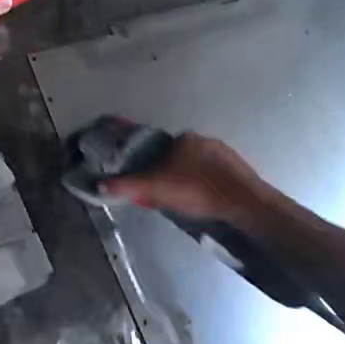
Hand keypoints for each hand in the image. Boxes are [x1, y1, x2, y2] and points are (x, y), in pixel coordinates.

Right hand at [99, 133, 277, 226]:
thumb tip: (99, 184)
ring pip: (199, 168)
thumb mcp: (154, 189)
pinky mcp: (241, 170)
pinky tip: (207, 203)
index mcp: (185, 139)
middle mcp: (206, 140)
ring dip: (190, 182)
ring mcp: (227, 154)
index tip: (151, 184)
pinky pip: (216, 177)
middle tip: (167, 196)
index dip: (152, 167)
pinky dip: (208, 187)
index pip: (160, 150)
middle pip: (179, 158)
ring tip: (188, 203)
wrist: (244, 204)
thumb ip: (126, 185)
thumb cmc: (196, 190)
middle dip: (171, 175)